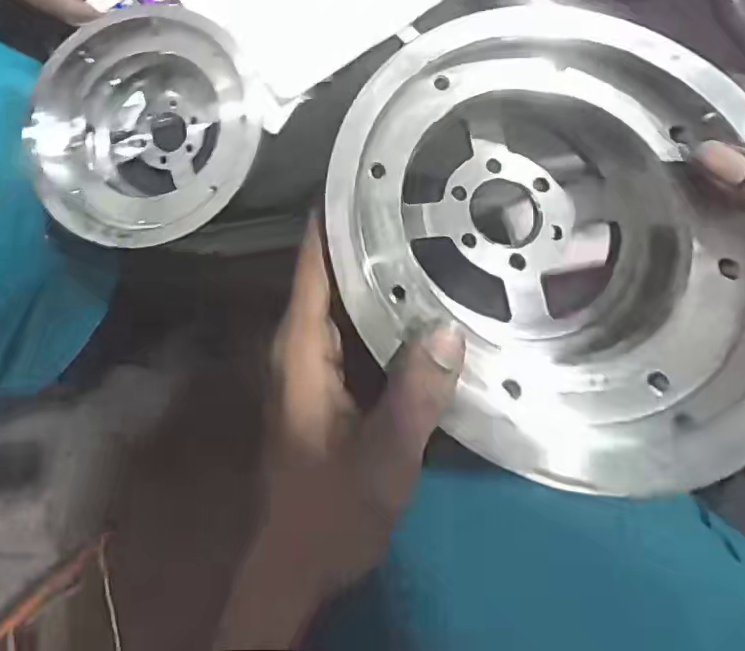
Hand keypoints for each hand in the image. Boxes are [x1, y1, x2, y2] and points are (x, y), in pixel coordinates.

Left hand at [214, 218, 464, 648]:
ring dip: (375, 271)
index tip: (360, 179)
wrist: (294, 565)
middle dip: (365, 237)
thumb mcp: (383, 457)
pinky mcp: (326, 381)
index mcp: (301, 348)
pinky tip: (418, 300)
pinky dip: (379, 307)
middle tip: (415, 200)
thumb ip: (416, 395)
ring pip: (342, 300)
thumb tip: (449, 329)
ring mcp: (311, 362)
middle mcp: (299, 344)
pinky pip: (353, 326)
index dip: (330, 219)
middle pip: (328, 273)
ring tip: (425, 233)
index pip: (311, 264)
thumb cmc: (329, 509)